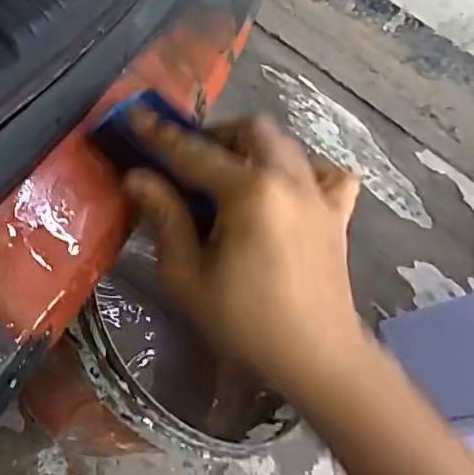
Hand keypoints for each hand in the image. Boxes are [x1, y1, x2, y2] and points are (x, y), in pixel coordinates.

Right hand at [124, 113, 370, 401]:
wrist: (316, 358)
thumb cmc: (244, 321)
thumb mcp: (187, 275)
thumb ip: (165, 218)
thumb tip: (138, 178)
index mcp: (249, 191)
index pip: (194, 152)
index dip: (159, 134)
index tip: (135, 115)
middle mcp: (289, 179)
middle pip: (250, 129)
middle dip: (215, 134)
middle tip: (188, 159)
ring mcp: (319, 194)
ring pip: (285, 144)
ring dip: (252, 147)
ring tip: (229, 174)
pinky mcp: (337, 214)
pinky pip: (326, 173)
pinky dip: (302, 170)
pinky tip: (285, 190)